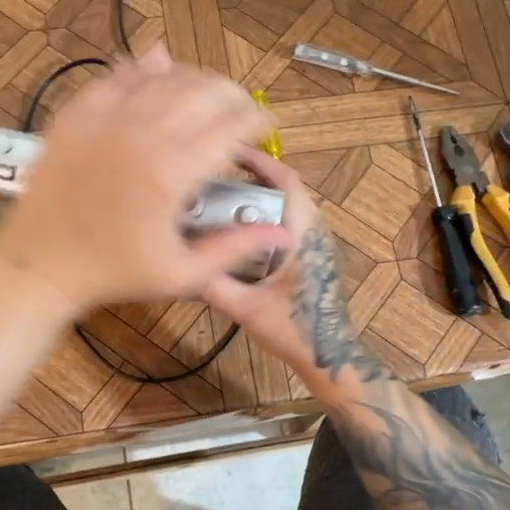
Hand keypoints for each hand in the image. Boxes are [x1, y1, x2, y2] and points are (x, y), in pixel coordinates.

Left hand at [0, 46, 288, 311]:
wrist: (40, 266)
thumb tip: (283, 231)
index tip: (266, 125)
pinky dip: (144, 71)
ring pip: (164, 75)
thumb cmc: (113, 274)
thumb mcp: (181, 274)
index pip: (232, 125)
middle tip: (241, 112)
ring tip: (207, 96)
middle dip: (233, 96)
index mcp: (171, 173)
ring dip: (195, 80)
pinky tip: (159, 73)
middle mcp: (141, 134)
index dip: (259, 120)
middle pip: (204, 90)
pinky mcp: (75, 115)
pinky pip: (117, 76)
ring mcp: (103, 119)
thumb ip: (235, 248)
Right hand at [203, 152, 393, 391]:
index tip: (227, 151)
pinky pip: (289, 224)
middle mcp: (314, 230)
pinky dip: (265, 217)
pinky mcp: (312, 258)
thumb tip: (179, 260)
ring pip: (288, 206)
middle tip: (214, 179)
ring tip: (221, 202)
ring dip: (259, 198)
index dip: (258, 160)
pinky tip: (237, 234)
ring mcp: (316, 244)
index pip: (286, 180)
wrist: (330, 357)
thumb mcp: (246, 308)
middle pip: (285, 188)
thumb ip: (213, 284)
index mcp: (303, 233)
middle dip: (251, 178)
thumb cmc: (294, 329)